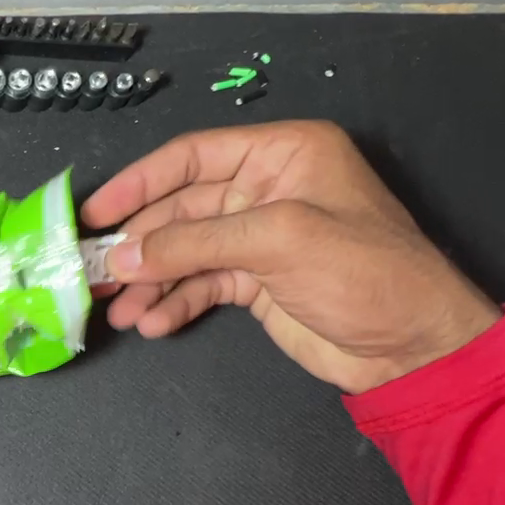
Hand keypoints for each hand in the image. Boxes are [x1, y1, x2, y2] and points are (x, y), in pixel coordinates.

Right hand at [82, 120, 498, 393]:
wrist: (410, 348)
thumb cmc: (363, 273)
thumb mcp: (277, 241)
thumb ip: (193, 244)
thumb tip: (123, 259)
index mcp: (280, 156)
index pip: (190, 158)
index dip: (137, 183)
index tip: (94, 214)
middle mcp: (262, 191)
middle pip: (178, 211)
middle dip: (138, 246)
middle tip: (94, 276)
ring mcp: (255, 240)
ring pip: (182, 253)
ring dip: (149, 283)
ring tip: (120, 312)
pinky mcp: (252, 282)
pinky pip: (198, 286)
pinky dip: (173, 304)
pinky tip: (154, 324)